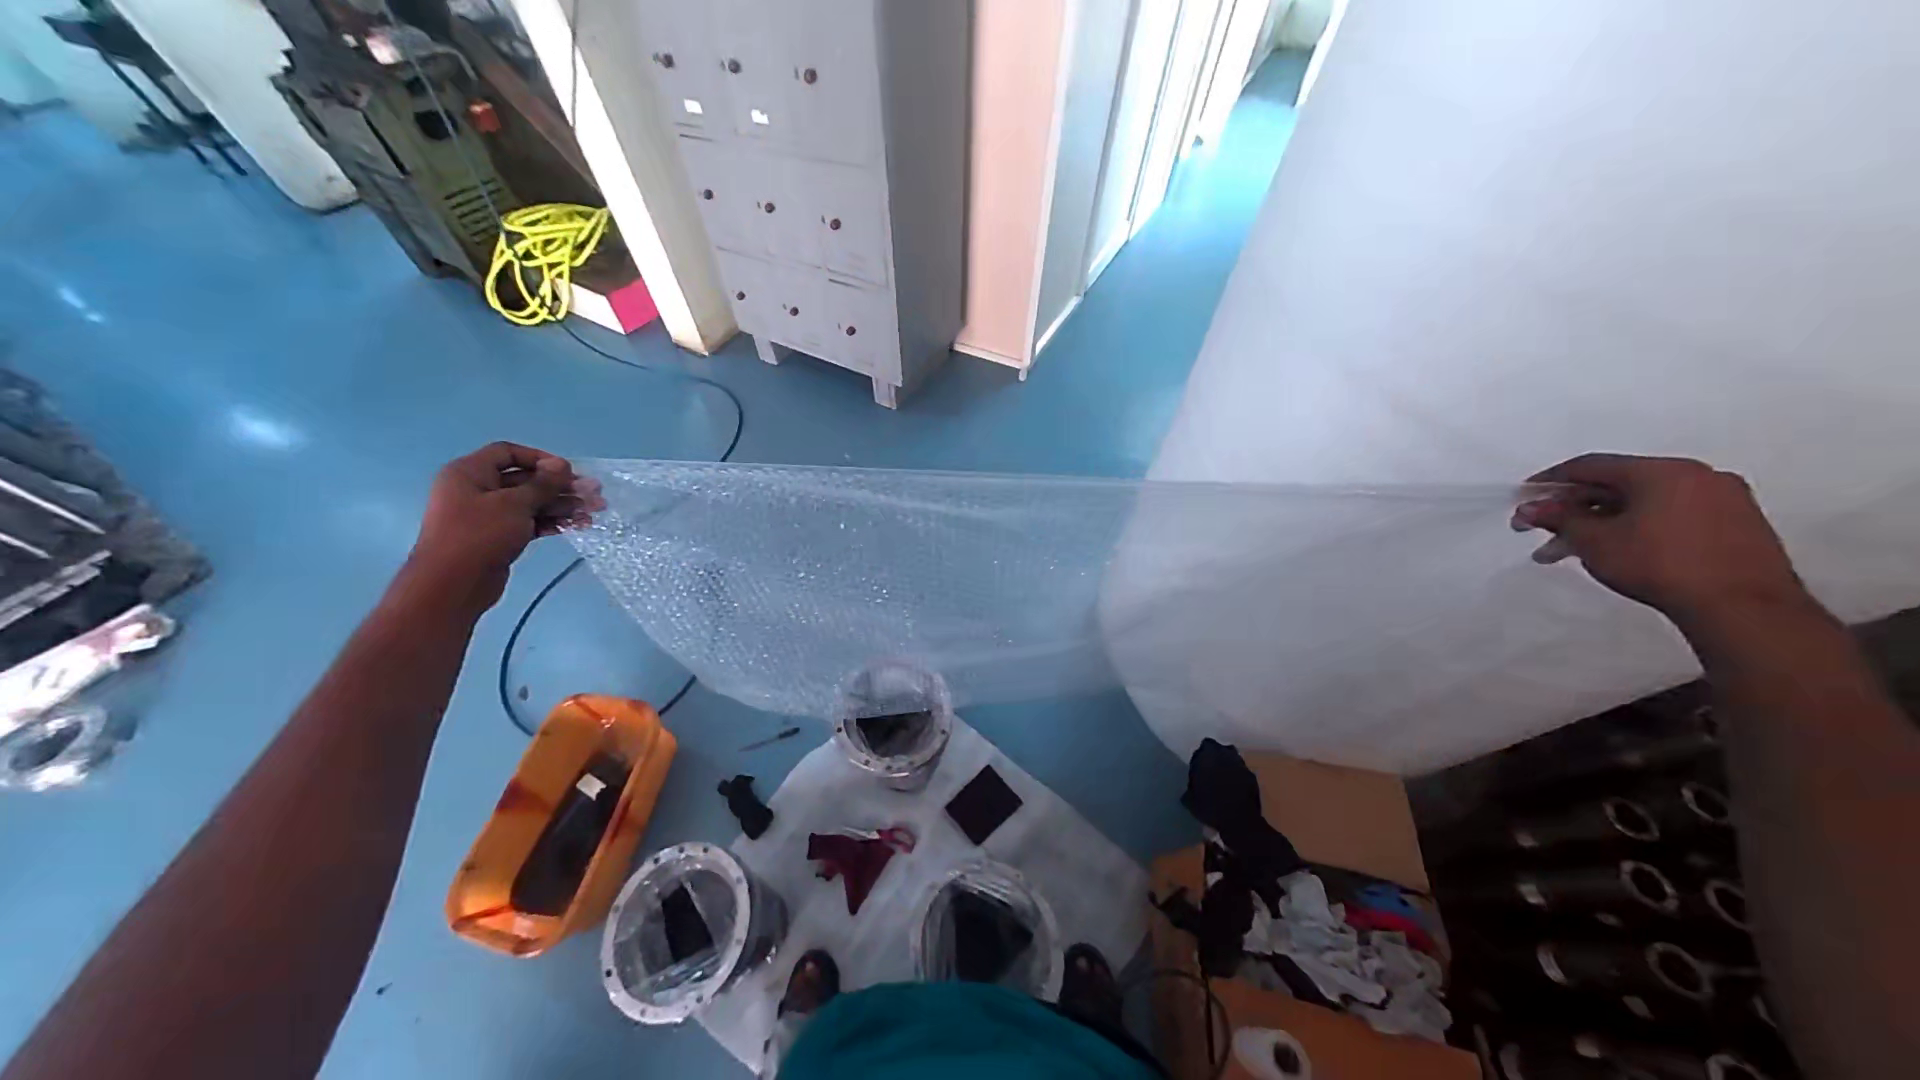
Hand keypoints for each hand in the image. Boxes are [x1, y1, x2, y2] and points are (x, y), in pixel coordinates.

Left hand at [404, 442, 603, 609]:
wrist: (453, 584)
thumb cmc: (479, 535)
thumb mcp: (514, 504)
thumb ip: (542, 484)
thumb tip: (562, 465)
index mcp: (470, 472)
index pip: (508, 453)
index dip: (540, 458)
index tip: (568, 471)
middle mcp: (477, 489)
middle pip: (525, 480)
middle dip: (560, 486)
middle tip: (593, 493)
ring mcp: (487, 515)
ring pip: (531, 503)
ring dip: (562, 505)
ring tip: (593, 512)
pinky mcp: (498, 536)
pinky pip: (529, 522)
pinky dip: (551, 522)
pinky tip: (577, 525)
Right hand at [1513, 453, 1811, 627]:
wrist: (1742, 606)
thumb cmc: (1658, 564)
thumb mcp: (1594, 541)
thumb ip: (1559, 519)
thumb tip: (1530, 509)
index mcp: (1661, 471)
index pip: (1591, 465)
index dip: (1550, 480)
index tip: (1524, 497)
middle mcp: (1696, 474)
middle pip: (1619, 483)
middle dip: (1574, 508)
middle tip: (1544, 530)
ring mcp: (1724, 498)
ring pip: (1645, 501)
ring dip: (1604, 521)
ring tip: (1574, 550)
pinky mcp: (1739, 522)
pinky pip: (1673, 513)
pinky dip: (1639, 526)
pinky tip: (1619, 549)